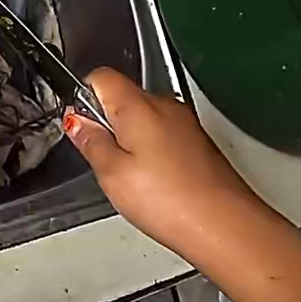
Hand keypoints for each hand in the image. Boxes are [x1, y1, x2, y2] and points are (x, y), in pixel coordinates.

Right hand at [64, 68, 274, 262]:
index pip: (101, 76)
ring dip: (129, 141)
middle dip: (106, 124)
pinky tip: (152, 183)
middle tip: (106, 162)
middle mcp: (165, 105)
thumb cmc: (172, 200)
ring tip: (132, 178)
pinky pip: (163, 136)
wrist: (223, 224)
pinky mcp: (196, 142)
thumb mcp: (112, 174)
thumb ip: (90, 141)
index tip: (82, 128)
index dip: (83, 98)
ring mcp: (184, 123)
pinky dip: (151, 154)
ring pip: (143, 119)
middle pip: (122, 97)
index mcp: (138, 106)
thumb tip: (76, 122)